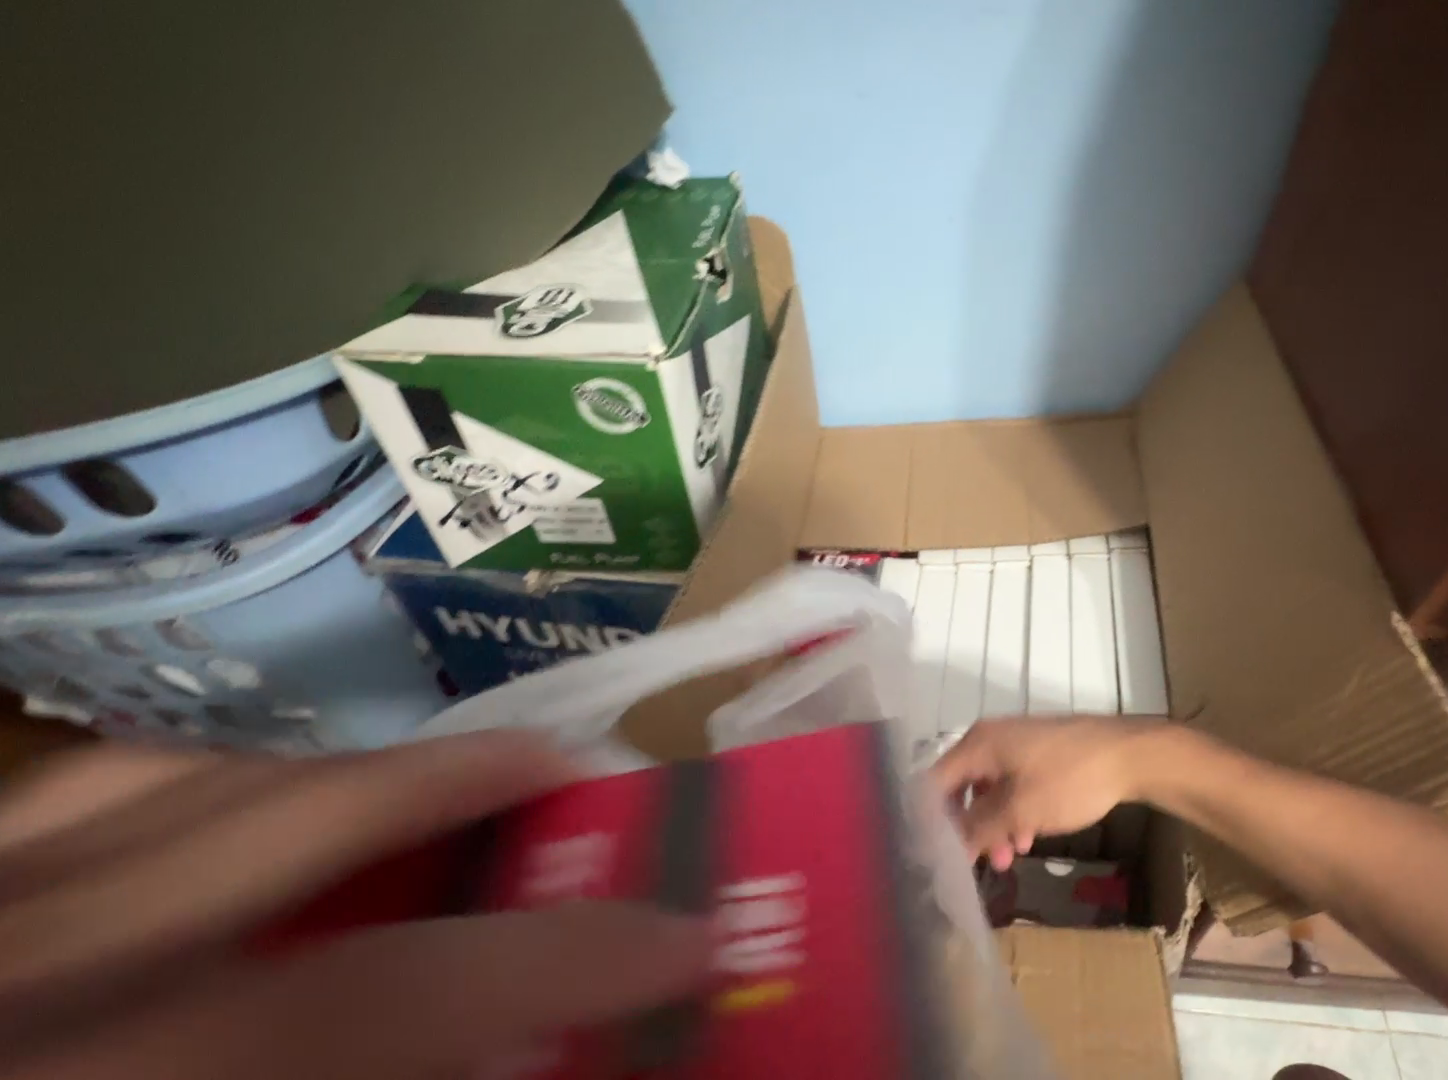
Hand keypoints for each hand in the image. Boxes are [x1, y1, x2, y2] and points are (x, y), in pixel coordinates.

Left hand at [0, 732, 709, 1079]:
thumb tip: (515, 1056)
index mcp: (121, 1079)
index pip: (396, 1000)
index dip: (565, 960)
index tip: (681, 936)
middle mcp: (29, 980)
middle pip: (300, 824)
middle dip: (470, 781)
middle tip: (577, 764)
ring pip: (192, 778)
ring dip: (349, 766)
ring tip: (445, 765)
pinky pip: (90, 789)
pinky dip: (209, 777)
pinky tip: (263, 797)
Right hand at [928, 716, 1166, 869]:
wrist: (1129, 756)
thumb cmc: (1069, 780)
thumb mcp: (1020, 810)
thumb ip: (977, 829)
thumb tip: (943, 847)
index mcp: (978, 744)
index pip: (934, 783)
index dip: (931, 821)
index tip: (935, 857)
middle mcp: (990, 740)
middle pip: (960, 788)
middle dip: (967, 829)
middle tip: (981, 863)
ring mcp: (1015, 746)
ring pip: (988, 792)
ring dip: (993, 826)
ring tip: (1009, 857)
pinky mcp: (1036, 756)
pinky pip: (1010, 787)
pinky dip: (1013, 813)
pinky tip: (1027, 837)